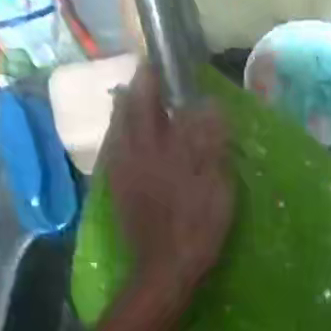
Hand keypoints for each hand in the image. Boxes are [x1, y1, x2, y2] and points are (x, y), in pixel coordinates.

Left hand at [100, 66, 232, 296]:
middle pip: (128, 110)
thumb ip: (208, 142)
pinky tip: (132, 143)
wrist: (164, 269)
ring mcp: (121, 173)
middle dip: (138, 89)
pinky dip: (123, 138)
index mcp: (156, 147)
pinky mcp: (118, 193)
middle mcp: (131, 152)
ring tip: (139, 103)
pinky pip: (116, 153)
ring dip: (128, 112)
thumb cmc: (196, 227)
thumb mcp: (214, 184)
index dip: (154, 75)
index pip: (148, 97)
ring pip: (118, 131)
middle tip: (151, 78)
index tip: (162, 61)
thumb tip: (206, 105)